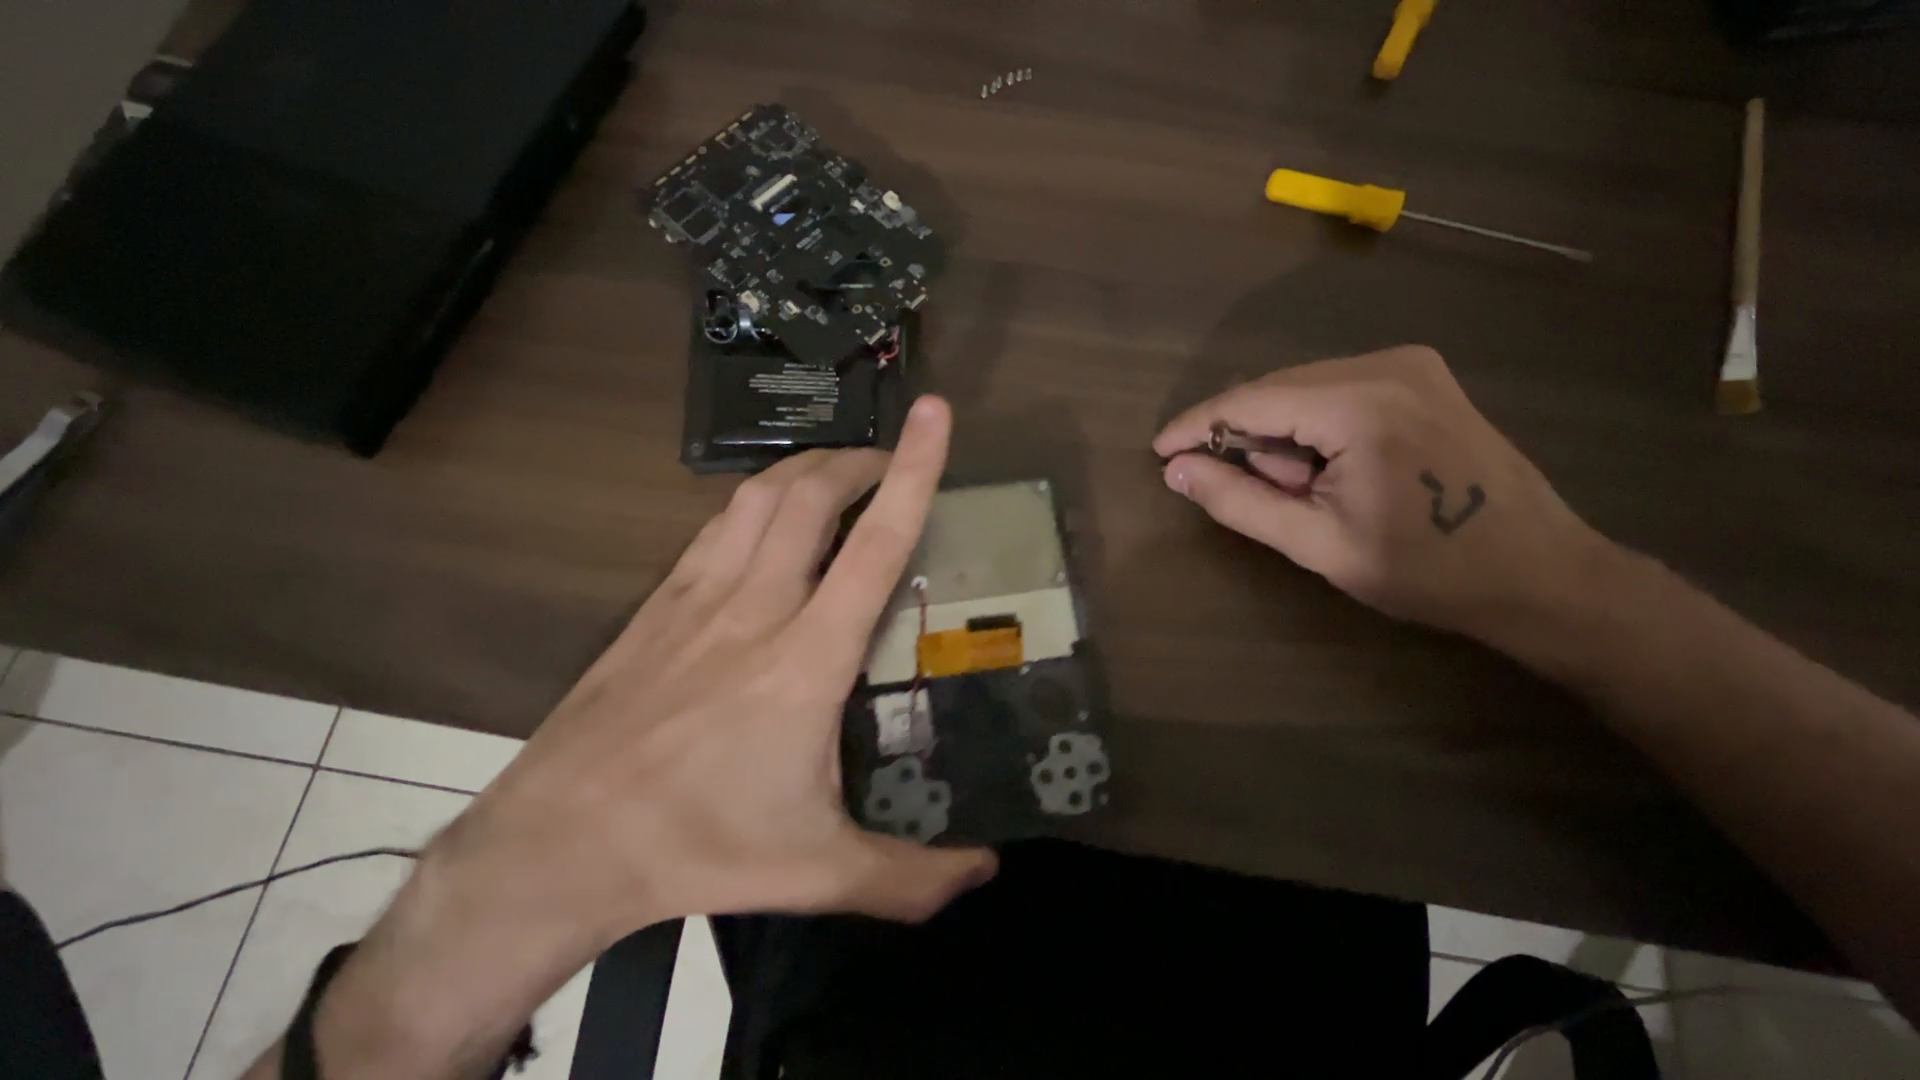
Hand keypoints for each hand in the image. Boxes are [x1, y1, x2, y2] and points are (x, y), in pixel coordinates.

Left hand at [446, 396, 994, 940]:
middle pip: (811, 496)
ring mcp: (696, 599)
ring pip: (757, 498)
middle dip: (860, 460)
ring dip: (806, 470)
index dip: (914, 471)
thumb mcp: (817, 872)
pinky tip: (763, 522)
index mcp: (806, 658)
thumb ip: (911, 878)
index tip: (934, 412)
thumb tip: (988, 873)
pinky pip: (714, 529)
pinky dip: (754, 504)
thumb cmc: (697, 847)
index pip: (875, 544)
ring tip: (838, 475)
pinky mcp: (654, 607)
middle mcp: (755, 608)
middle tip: (892, 462)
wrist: (564, 839)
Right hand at [1153, 347, 1608, 640]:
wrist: (1541, 574)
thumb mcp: (1318, 543)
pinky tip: (1327, 471)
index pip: (1251, 399)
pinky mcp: (1426, 378)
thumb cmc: (1425, 570)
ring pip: (1307, 389)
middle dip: (1246, 436)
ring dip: (1283, 435)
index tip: (1158, 453)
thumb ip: (1240, 501)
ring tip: (1299, 492)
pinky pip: (1340, 390)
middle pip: (1279, 388)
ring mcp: (1413, 366)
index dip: (1196, 425)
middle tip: (1237, 490)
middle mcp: (1387, 365)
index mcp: (1359, 403)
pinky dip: (1316, 427)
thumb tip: (1177, 471)